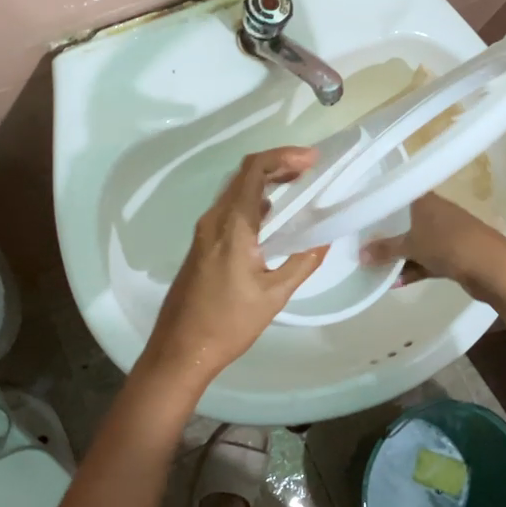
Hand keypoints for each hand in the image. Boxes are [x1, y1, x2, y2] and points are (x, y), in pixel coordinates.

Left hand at [139, 147, 329, 389]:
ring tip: (297, 188)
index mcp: (231, 226)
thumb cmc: (227, 324)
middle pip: (244, 176)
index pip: (254, 171)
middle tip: (309, 170)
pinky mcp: (201, 245)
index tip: (311, 159)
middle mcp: (213, 221)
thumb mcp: (274, 296)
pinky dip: (253, 202)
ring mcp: (204, 232)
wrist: (180, 350)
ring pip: (235, 192)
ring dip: (265, 183)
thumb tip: (324, 240)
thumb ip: (301, 263)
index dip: (283, 156)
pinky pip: (229, 210)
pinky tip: (273, 217)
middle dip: (277, 166)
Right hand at [362, 194, 505, 302]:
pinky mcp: (454, 254)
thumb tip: (359, 254)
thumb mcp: (411, 246)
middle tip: (363, 241)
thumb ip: (385, 250)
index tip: (362, 209)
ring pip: (417, 242)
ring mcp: (447, 234)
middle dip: (387, 233)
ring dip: (400, 256)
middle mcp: (436, 212)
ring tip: (376, 268)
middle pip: (406, 220)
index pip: (400, 193)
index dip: (382, 200)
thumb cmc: (447, 244)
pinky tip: (397, 282)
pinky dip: (415, 268)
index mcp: (426, 200)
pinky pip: (427, 260)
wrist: (491, 267)